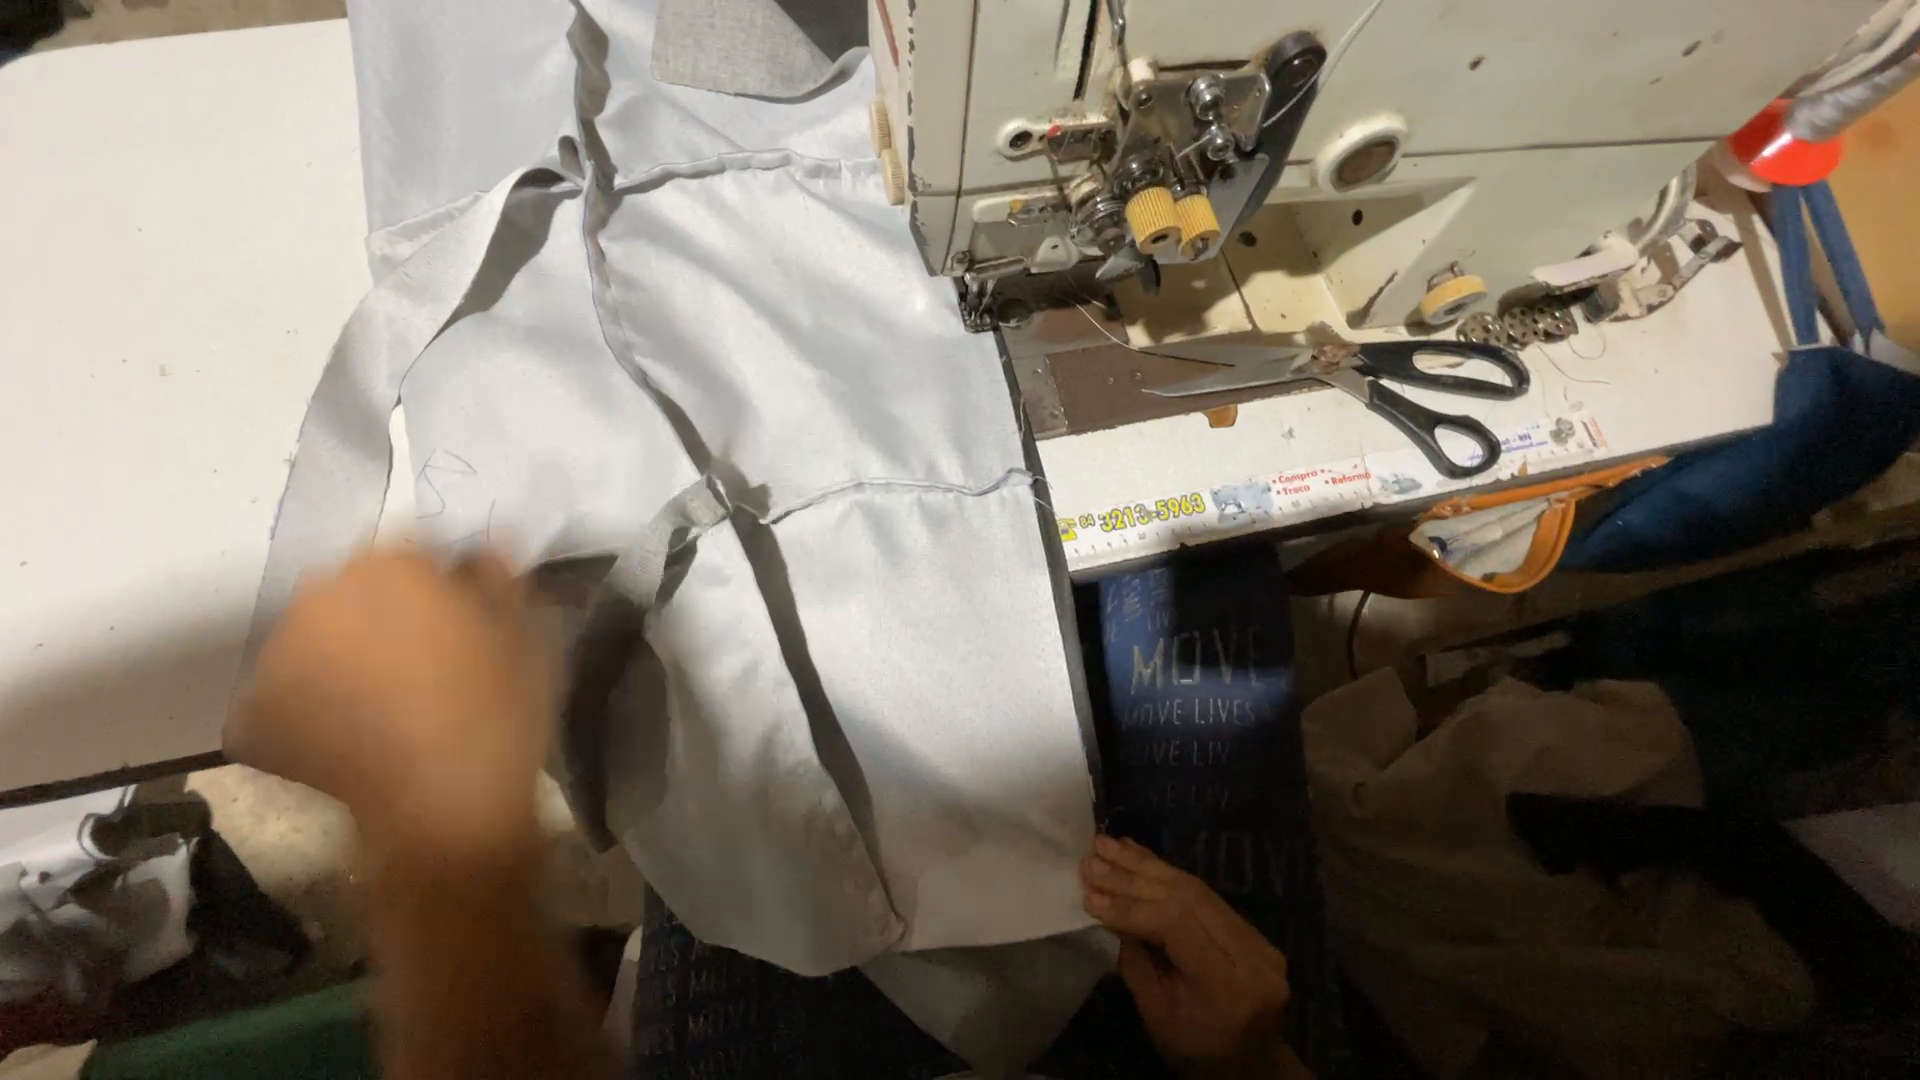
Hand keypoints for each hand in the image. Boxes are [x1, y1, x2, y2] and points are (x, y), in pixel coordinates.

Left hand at [226, 548, 553, 851]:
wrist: (446, 804)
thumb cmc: (500, 706)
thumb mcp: (527, 633)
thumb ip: (500, 580)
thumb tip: (484, 551)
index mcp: (391, 567)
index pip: (411, 546)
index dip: (441, 577)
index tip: (465, 612)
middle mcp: (319, 597)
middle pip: (353, 588)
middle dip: (385, 610)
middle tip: (427, 654)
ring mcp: (275, 657)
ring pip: (318, 637)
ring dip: (346, 652)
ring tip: (389, 696)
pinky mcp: (250, 716)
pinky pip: (288, 692)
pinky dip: (314, 703)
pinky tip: (355, 729)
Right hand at [1082, 835, 1304, 1077]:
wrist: (1248, 1064)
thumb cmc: (1194, 1049)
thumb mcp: (1156, 1013)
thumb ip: (1134, 958)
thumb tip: (1101, 905)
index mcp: (1230, 986)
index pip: (1176, 925)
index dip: (1130, 907)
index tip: (1088, 896)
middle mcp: (1252, 954)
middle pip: (1186, 898)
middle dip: (1132, 877)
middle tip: (1090, 860)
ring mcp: (1257, 937)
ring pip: (1193, 886)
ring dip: (1143, 864)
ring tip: (1104, 844)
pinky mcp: (1250, 926)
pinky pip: (1202, 891)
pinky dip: (1163, 870)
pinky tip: (1134, 851)